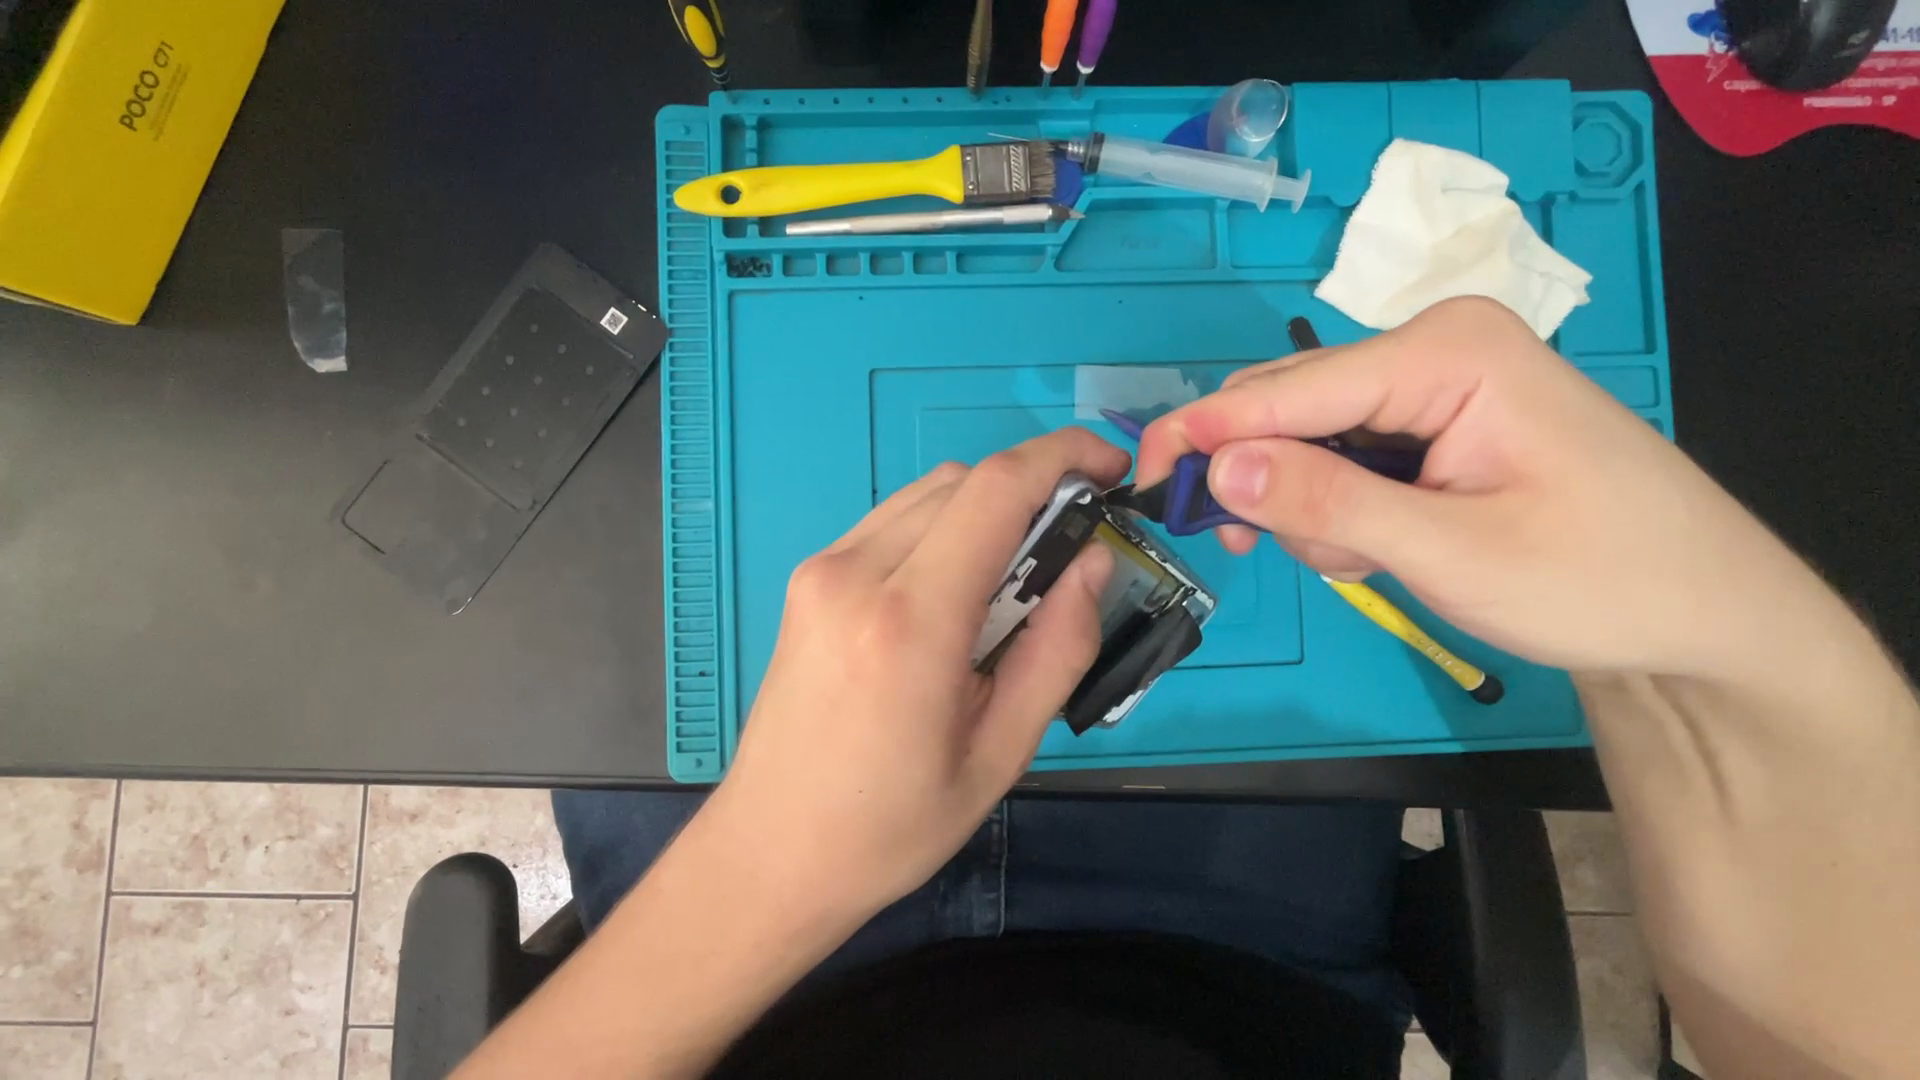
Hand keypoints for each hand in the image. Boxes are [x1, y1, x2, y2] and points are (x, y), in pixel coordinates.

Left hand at [702, 429, 1128, 919]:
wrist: (771, 852)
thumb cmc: (893, 825)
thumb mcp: (1000, 752)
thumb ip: (1057, 648)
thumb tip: (1092, 562)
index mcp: (910, 619)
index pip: (995, 489)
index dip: (1063, 457)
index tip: (1110, 469)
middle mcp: (856, 572)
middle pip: (963, 480)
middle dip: (1032, 491)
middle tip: (1073, 547)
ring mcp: (822, 570)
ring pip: (926, 494)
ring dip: (987, 509)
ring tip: (1017, 578)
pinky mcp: (808, 581)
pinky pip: (892, 522)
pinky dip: (943, 529)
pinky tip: (957, 590)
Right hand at [1136, 296, 1833, 682]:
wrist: (1701, 615)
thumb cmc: (1597, 580)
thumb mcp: (1450, 551)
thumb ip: (1327, 503)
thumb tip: (1214, 468)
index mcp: (1444, 351)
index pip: (1287, 388)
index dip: (1203, 433)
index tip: (1141, 483)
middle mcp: (1427, 349)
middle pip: (1283, 404)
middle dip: (1259, 480)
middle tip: (1252, 548)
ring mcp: (1427, 385)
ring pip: (1300, 438)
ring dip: (1302, 505)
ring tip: (1363, 560)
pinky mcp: (1426, 422)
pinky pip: (1334, 456)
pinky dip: (1329, 508)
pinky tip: (1375, 544)